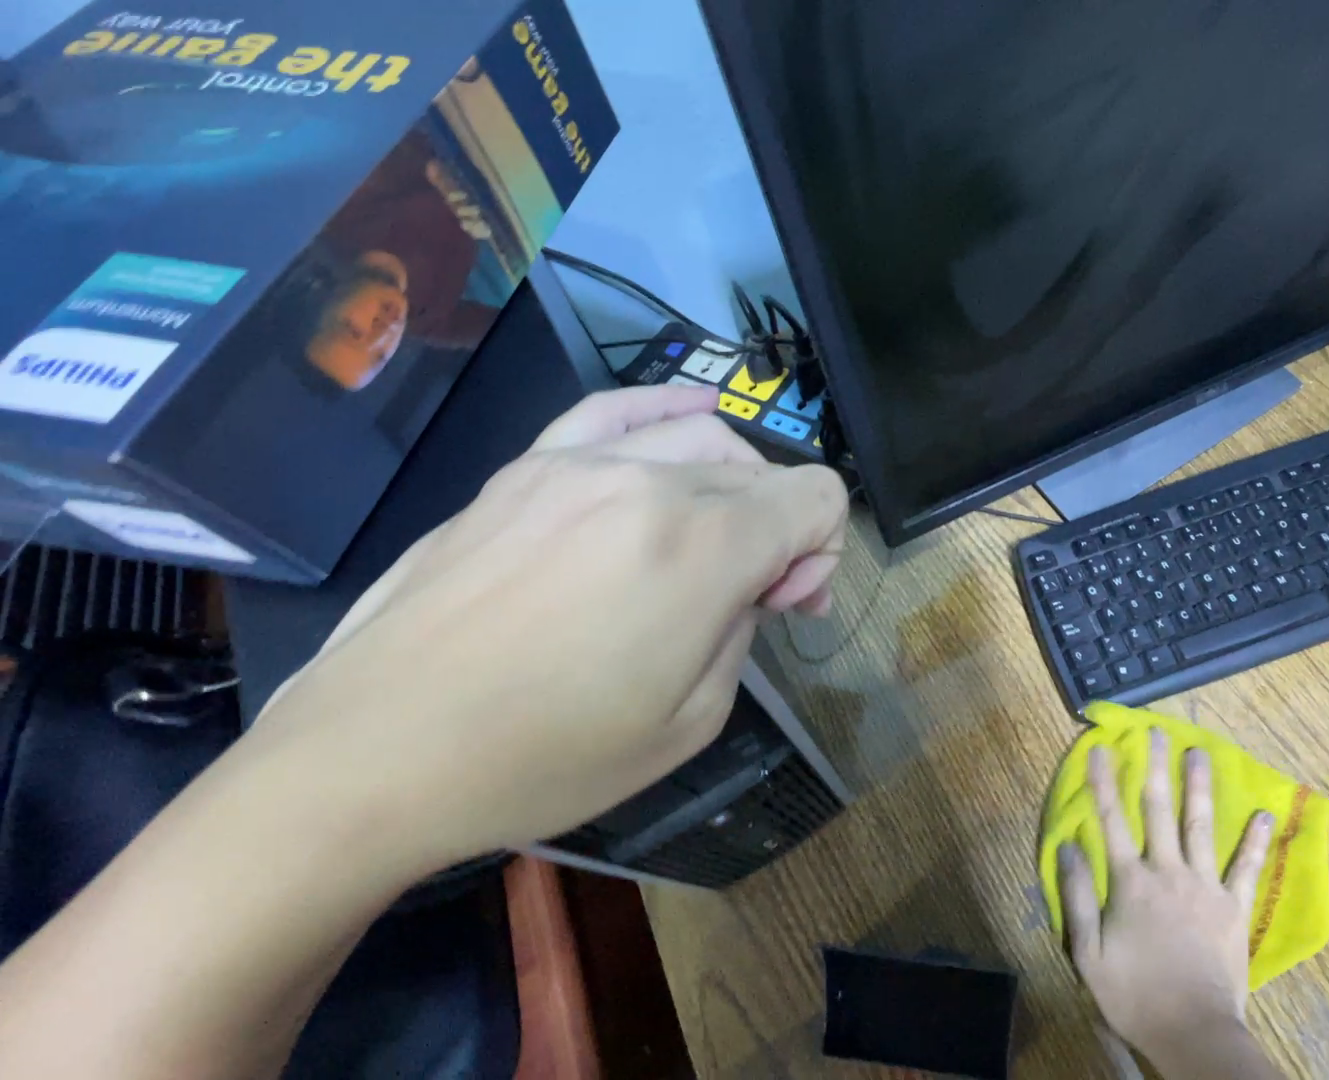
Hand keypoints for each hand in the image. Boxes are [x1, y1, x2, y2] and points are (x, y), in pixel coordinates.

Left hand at [247, 384, 849, 871]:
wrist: (374, 754)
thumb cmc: (546, 757)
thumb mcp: (693, 721)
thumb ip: (746, 628)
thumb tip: (751, 581)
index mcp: (702, 545)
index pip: (818, 497)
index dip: (823, 553)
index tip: (785, 608)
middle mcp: (649, 481)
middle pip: (763, 472)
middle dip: (781, 531)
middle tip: (752, 601)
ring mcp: (577, 465)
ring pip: (703, 438)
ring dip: (735, 485)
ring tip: (710, 541)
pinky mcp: (522, 470)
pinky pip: (614, 411)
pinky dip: (667, 410)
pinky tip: (689, 416)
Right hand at [1059, 732, 1274, 1066]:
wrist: (1193, 1031)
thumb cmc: (1133, 994)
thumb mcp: (1087, 952)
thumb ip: (1076, 895)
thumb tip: (1069, 844)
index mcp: (1130, 882)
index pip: (1111, 820)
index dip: (1103, 781)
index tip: (1100, 748)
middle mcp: (1168, 871)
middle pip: (1158, 809)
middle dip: (1154, 767)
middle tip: (1156, 732)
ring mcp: (1205, 886)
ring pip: (1200, 825)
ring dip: (1198, 787)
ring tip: (1199, 753)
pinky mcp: (1234, 907)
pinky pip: (1246, 867)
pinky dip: (1255, 840)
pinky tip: (1265, 814)